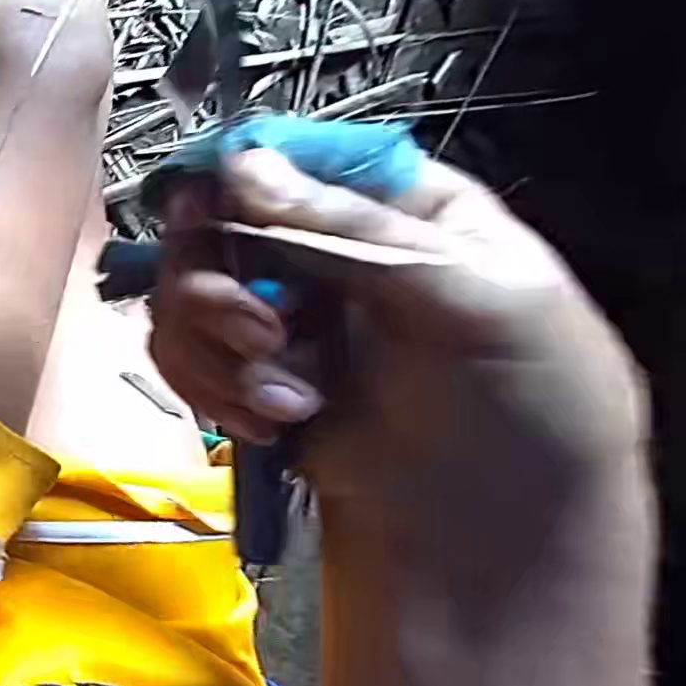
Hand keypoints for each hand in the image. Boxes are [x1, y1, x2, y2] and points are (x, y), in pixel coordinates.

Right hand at [150, 149, 646, 592]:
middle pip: (206, 234)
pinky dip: (207, 390)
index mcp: (389, 212)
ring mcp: (264, 314)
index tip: (202, 213)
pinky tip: (266, 420)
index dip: (231, 180)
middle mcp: (313, 256)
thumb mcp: (467, 298)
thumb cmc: (513, 404)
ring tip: (286, 401)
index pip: (286, 162)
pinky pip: (173, 356)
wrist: (468, 523)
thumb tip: (243, 166)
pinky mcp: (231, 368)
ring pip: (176, 301)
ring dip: (217, 358)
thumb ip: (349, 230)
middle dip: (218, 294)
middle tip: (263, 334)